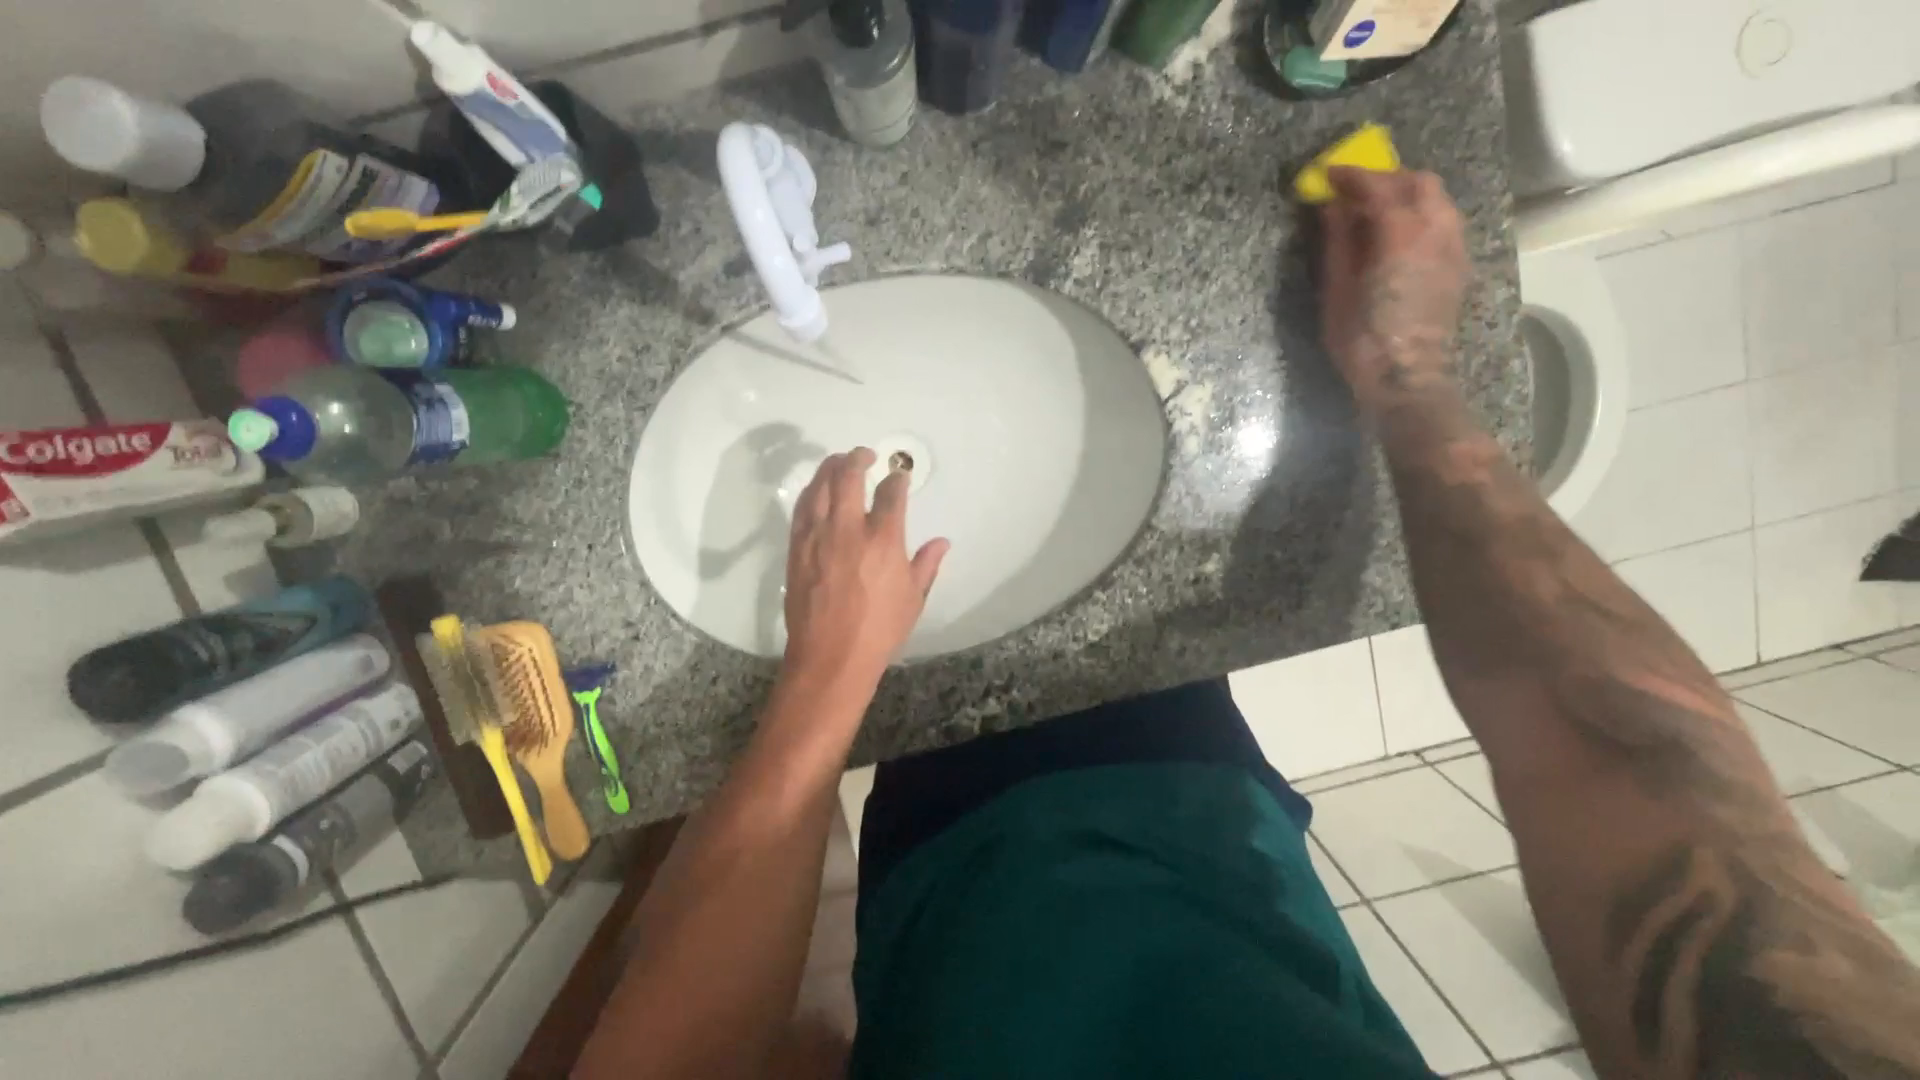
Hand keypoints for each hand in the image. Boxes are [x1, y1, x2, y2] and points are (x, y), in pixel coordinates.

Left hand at [781, 447, 949, 692]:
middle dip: (858, 458)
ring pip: (819, 486)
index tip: (899, 476)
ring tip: (839, 461)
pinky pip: (801, 508)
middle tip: (865, 454)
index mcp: (883, 539)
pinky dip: (811, 491)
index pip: (890, 493)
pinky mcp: (796, 548)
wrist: (831, 655)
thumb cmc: (879, 630)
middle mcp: (848, 528)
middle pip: (848, 477)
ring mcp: (817, 536)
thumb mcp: (913, 598)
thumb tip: (941, 542)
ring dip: (830, 467)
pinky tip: (816, 488)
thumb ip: (926, 564)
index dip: (897, 479)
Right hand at [1320, 166, 1470, 415]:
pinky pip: (1444, 223)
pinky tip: (1400, 235)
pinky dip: (1422, 215)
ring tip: (1378, 211)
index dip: (1352, 176)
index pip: (1379, 188)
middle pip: (1419, 183)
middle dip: (1387, 179)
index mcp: (1401, 235)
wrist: (1407, 377)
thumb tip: (1332, 207)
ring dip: (1408, 195)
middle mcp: (1436, 232)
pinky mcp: (1458, 267)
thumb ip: (1338, 242)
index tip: (1329, 174)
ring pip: (1438, 200)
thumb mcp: (1337, 291)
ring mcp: (1453, 248)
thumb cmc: (1362, 340)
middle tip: (1355, 191)